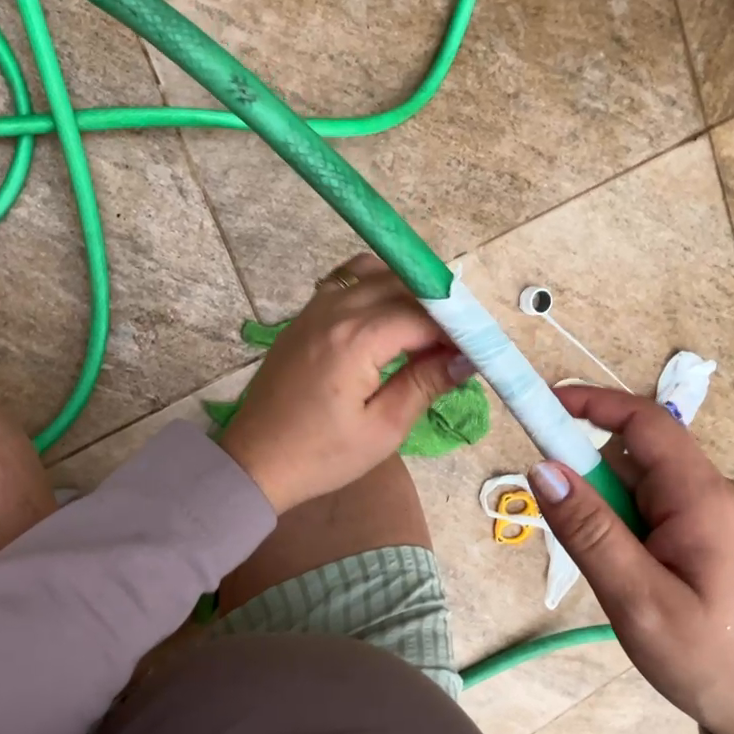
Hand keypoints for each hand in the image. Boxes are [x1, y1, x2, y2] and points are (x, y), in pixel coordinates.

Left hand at [218, 255, 470, 513]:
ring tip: (425, 330)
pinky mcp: (303, 317)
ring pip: (372, 272)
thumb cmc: (321, 456)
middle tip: (458, 342)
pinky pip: (345, 282)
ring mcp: (313, 309)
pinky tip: (387, 322)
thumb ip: (425, 383)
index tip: (479, 351)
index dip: (458, 329)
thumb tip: (467, 358)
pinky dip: (374, 289)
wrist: (255, 461)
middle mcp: (334, 310)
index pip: (423, 313)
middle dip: (437, 306)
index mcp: (355, 339)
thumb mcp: (383, 428)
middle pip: (401, 283)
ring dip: (405, 291)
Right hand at [528, 385, 733, 733]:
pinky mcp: (719, 544)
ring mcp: (721, 520)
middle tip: (569, 536)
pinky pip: (659, 515)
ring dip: (609, 514)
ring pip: (644, 490)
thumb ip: (588, 531)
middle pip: (637, 457)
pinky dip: (629, 532)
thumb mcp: (638, 601)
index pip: (644, 421)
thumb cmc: (714, 663)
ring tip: (613, 580)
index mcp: (702, 498)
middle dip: (590, 480)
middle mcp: (716, 496)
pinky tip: (636, 584)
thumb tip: (540, 467)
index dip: (590, 403)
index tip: (539, 407)